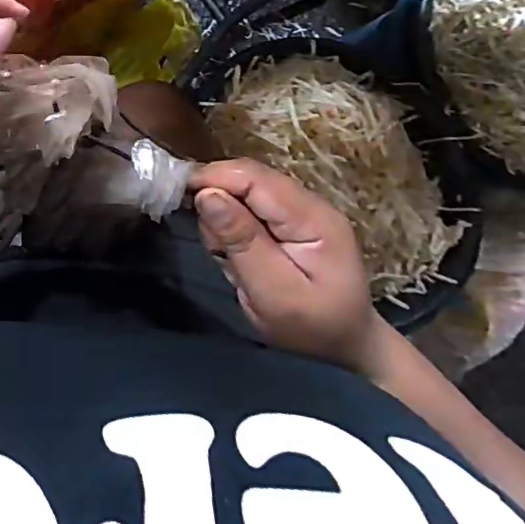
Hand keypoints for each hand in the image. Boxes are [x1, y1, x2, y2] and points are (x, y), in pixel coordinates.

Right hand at [190, 158, 386, 370]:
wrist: (346, 346)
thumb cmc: (312, 328)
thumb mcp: (274, 293)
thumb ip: (242, 241)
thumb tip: (207, 195)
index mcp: (312, 217)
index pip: (254, 177)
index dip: (213, 178)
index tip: (178, 197)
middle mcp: (309, 203)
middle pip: (248, 178)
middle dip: (217, 200)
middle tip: (215, 248)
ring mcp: (301, 209)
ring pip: (245, 190)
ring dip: (224, 217)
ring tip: (230, 258)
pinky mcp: (290, 220)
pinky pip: (251, 206)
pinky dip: (234, 225)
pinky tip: (239, 254)